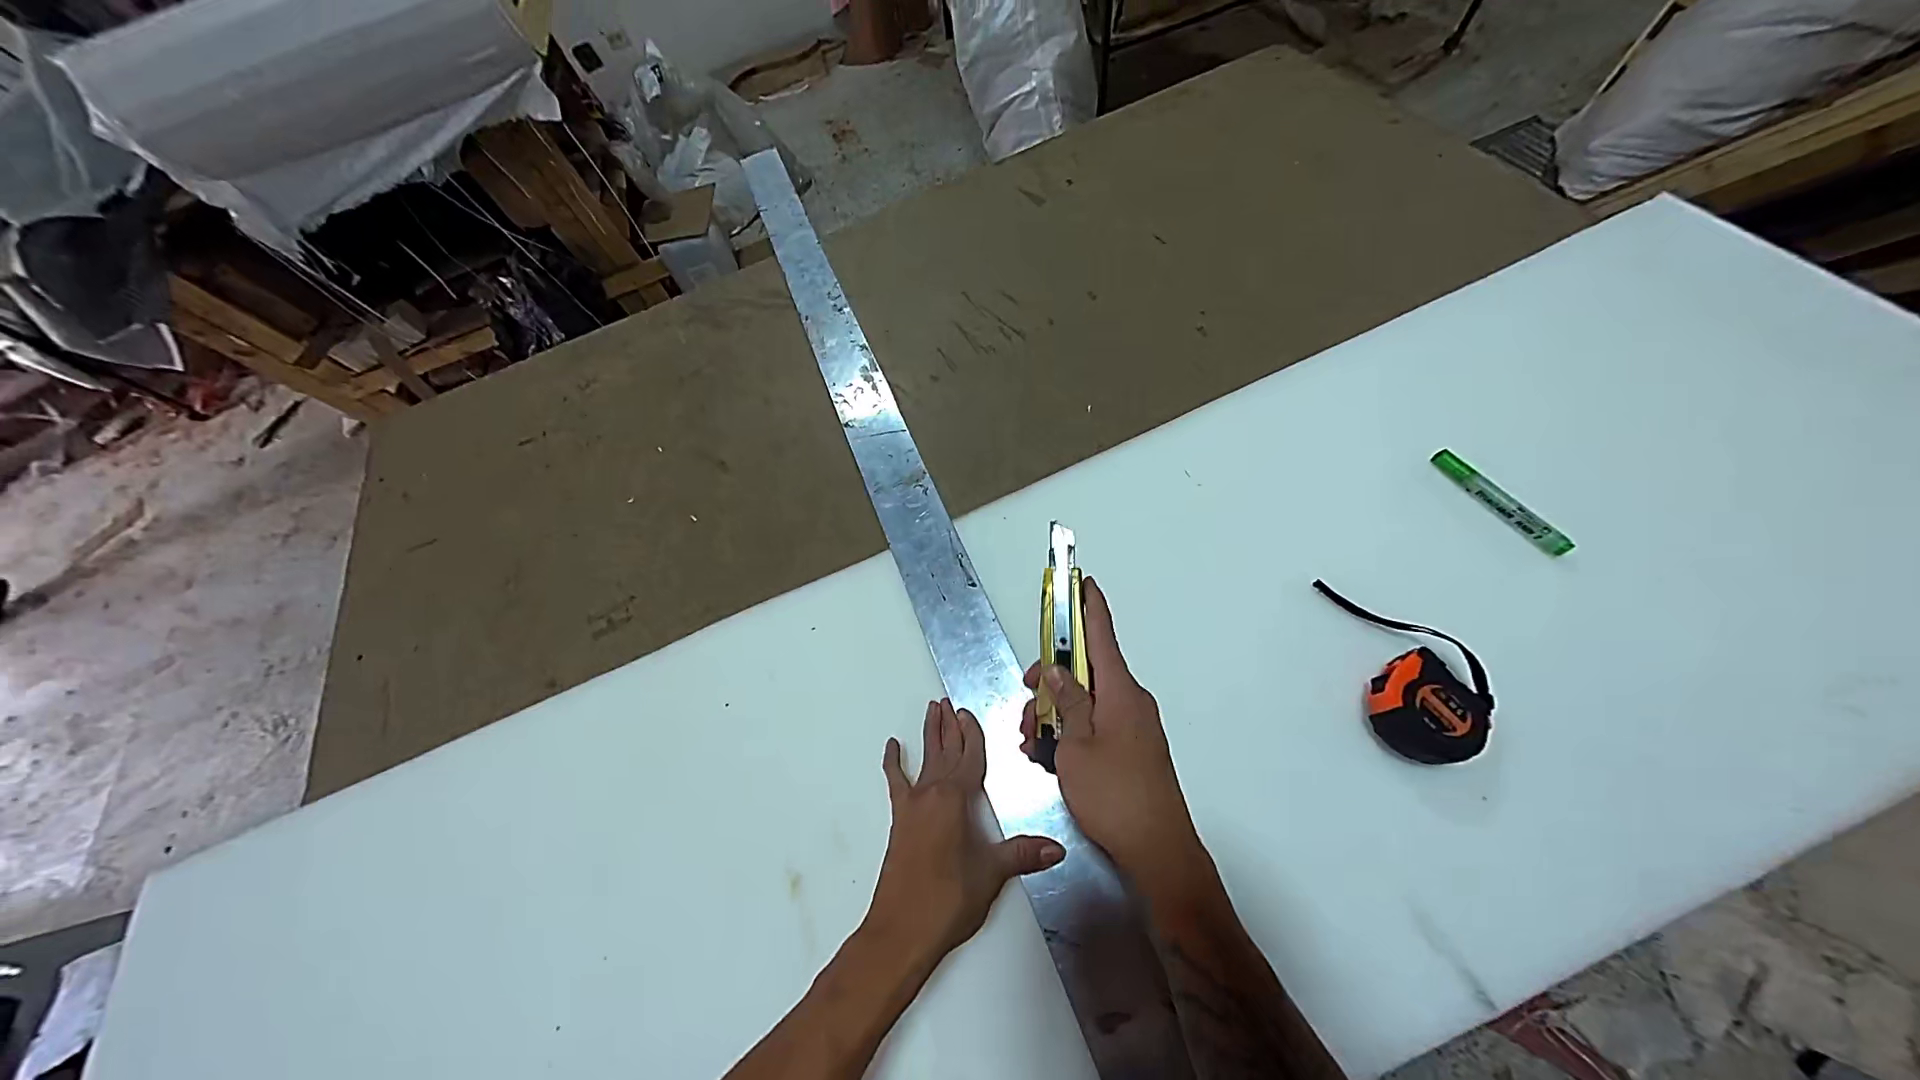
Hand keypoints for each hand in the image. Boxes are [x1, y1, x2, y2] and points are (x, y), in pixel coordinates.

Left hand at [866, 699, 1065, 967]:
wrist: (901, 929)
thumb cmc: (947, 900)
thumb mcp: (991, 874)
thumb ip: (1022, 855)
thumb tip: (1055, 849)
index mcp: (956, 800)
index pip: (970, 758)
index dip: (972, 735)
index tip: (969, 714)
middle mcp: (932, 795)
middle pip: (945, 751)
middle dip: (950, 727)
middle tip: (948, 703)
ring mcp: (912, 807)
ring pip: (924, 759)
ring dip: (929, 735)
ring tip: (930, 712)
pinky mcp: (899, 822)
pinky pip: (897, 783)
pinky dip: (894, 765)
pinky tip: (892, 749)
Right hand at [1021, 578, 1205, 888]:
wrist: (1156, 848)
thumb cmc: (1115, 795)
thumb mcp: (1076, 744)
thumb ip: (1065, 701)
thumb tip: (1056, 669)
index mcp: (1120, 692)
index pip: (1101, 636)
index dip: (1088, 607)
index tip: (1082, 582)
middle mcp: (1130, 702)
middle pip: (1085, 671)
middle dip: (1050, 680)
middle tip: (1027, 699)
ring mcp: (1132, 726)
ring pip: (1085, 702)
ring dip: (1055, 713)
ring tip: (1034, 741)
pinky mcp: (1130, 747)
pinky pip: (1094, 725)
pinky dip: (1071, 732)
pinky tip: (1051, 755)